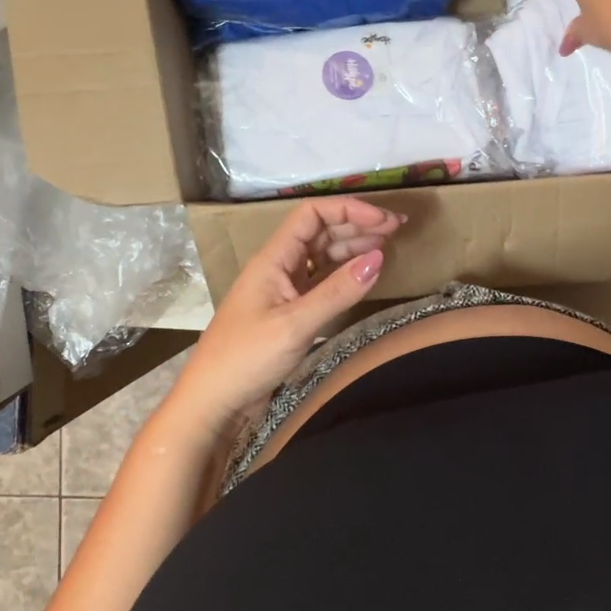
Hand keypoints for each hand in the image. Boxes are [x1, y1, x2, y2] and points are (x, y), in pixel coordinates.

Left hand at [172, 197, 402, 433]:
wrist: (214, 399)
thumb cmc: (246, 358)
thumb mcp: (295, 324)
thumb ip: (338, 291)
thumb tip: (379, 258)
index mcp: (273, 259)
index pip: (312, 215)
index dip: (349, 210)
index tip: (383, 221)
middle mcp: (279, 267)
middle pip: (320, 232)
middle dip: (357, 225)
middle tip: (396, 229)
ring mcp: (284, 290)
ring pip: (322, 256)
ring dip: (353, 247)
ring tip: (387, 246)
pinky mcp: (289, 313)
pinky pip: (322, 282)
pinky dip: (344, 275)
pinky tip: (364, 276)